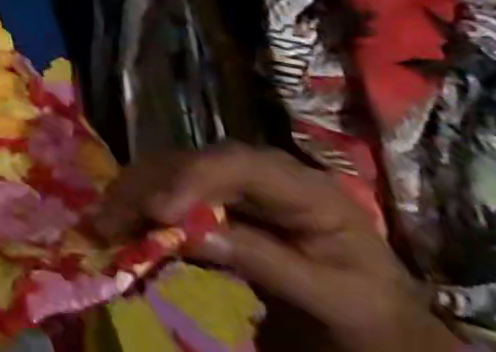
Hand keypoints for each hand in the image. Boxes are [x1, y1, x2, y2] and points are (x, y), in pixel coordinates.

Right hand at [95, 144, 458, 351]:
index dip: (193, 179)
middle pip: (196, 162)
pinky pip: (177, 197)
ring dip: (137, 194)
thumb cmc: (373, 323)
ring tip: (104, 223)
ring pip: (176, 172)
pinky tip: (123, 225)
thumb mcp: (334, 301)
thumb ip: (268, 264)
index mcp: (305, 187)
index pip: (239, 164)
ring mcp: (242, 189)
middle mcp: (265, 174)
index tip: (158, 212)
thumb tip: (190, 233)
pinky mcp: (225, 207)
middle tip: (107, 218)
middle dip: (149, 186)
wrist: (392, 337)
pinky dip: (144, 209)